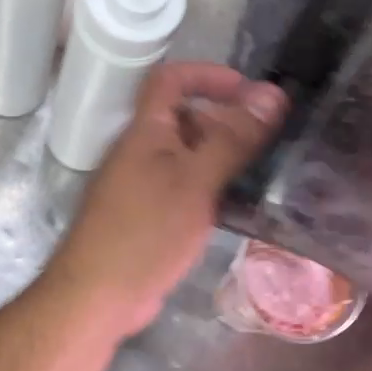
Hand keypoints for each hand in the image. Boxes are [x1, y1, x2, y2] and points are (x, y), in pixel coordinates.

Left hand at [41, 63, 286, 338]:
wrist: (99, 295)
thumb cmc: (145, 232)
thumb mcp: (196, 181)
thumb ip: (233, 138)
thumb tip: (272, 94)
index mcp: (145, 131)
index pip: (171, 80)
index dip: (208, 75)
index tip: (249, 90)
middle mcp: (141, 153)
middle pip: (185, 120)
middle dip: (226, 122)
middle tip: (270, 139)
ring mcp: (144, 188)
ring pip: (189, 160)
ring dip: (224, 160)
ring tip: (268, 171)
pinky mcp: (151, 221)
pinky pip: (187, 192)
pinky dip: (214, 192)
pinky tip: (244, 209)